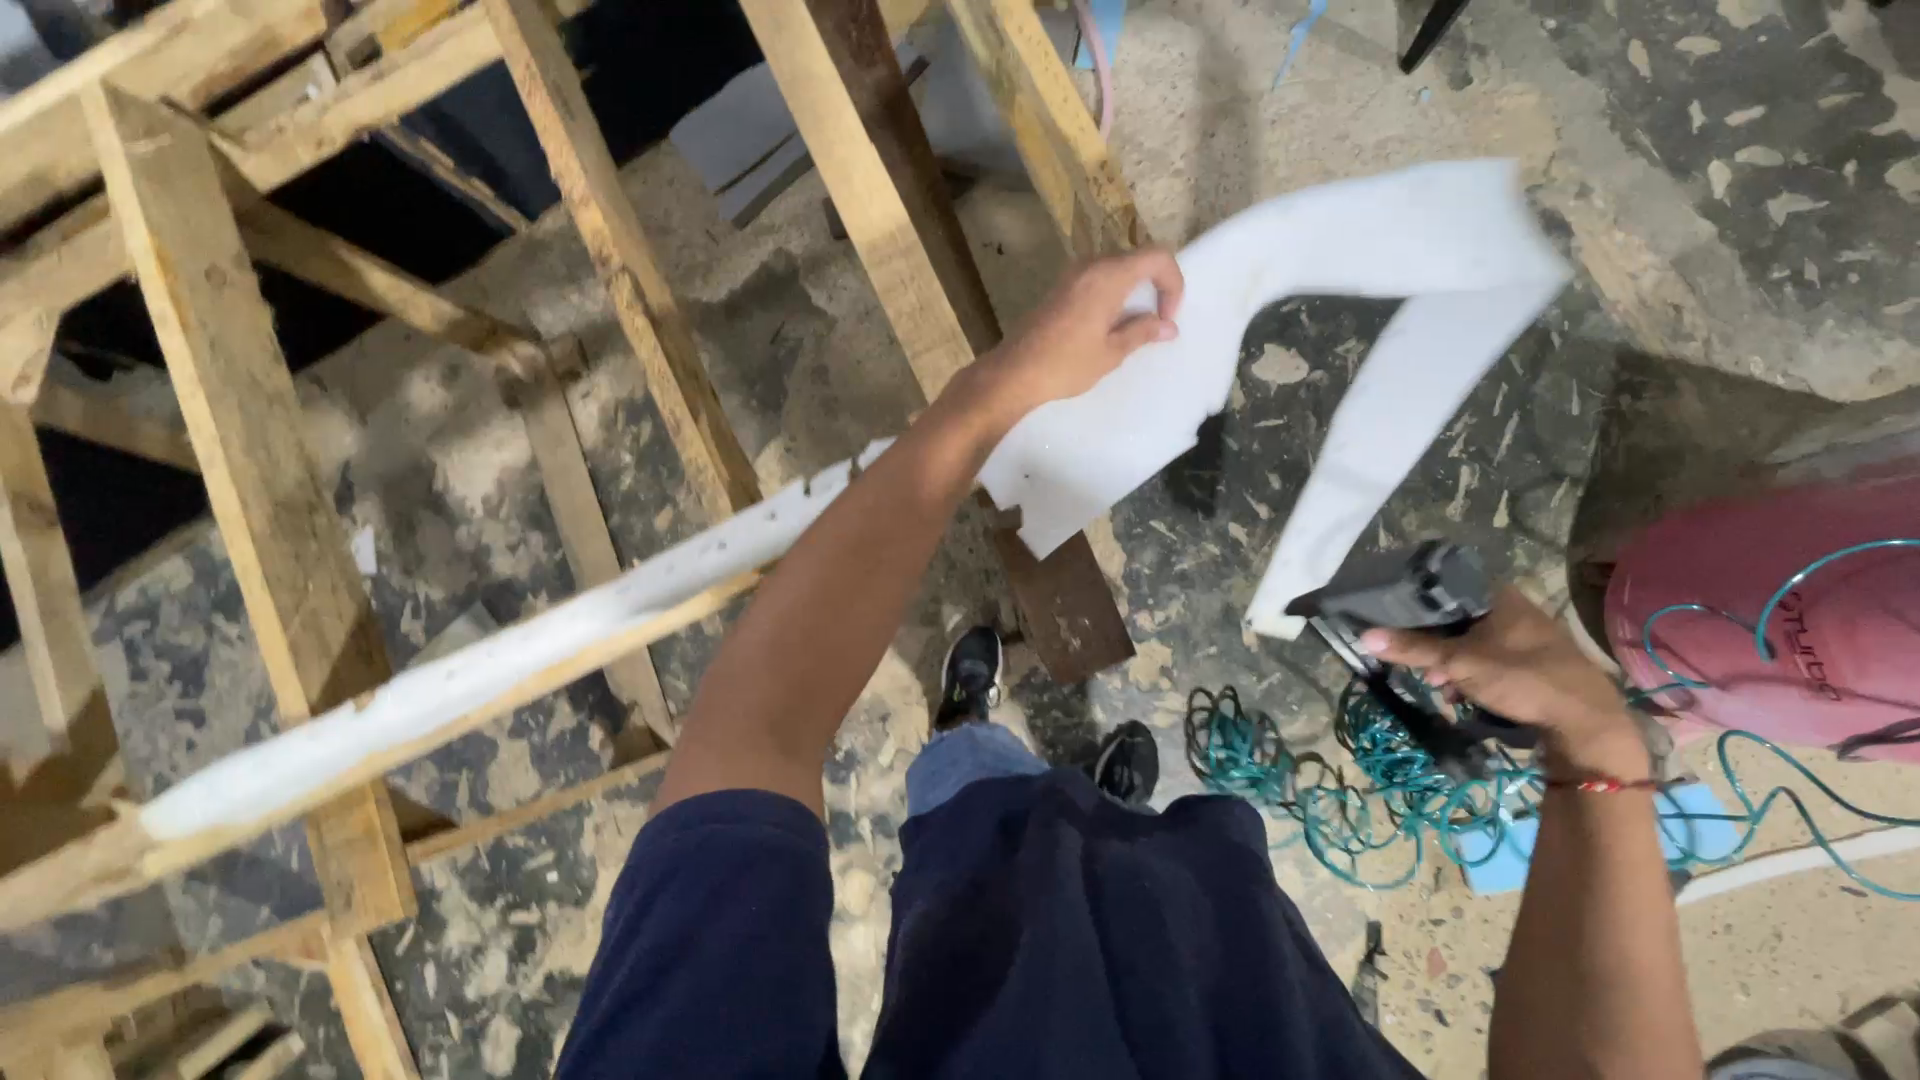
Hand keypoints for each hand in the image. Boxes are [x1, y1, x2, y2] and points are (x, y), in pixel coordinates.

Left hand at [968, 249, 1183, 418]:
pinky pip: (1097, 278)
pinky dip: (1113, 293)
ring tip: (1134, 326)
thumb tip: (1168, 327)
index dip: (1173, 282)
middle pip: (1137, 259)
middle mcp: (1090, 265)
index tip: (1167, 317)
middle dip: (1155, 286)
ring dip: (1133, 290)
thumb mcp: (1111, 352)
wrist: (1015, 372)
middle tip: (1156, 322)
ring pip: (1117, 268)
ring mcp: (1072, 273)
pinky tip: (1109, 324)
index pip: (1157, 256)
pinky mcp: (1060, 286)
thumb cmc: (1066, 364)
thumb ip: (1142, 332)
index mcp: (1108, 276)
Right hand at [1360, 588, 1648, 777]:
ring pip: (1470, 640)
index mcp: (1499, 596)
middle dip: (1431, 642)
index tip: (1393, 620)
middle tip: (1415, 662)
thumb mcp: (1459, 663)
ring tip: (1437, 684)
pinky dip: (1470, 672)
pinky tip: (1461, 694)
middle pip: (1455, 617)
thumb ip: (1413, 648)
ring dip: (1448, 662)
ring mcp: (1526, 635)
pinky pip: (1488, 657)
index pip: (1444, 586)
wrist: (1586, 722)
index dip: (1415, 603)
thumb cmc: (1522, 678)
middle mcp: (1513, 608)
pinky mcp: (1533, 660)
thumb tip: (1364, 636)